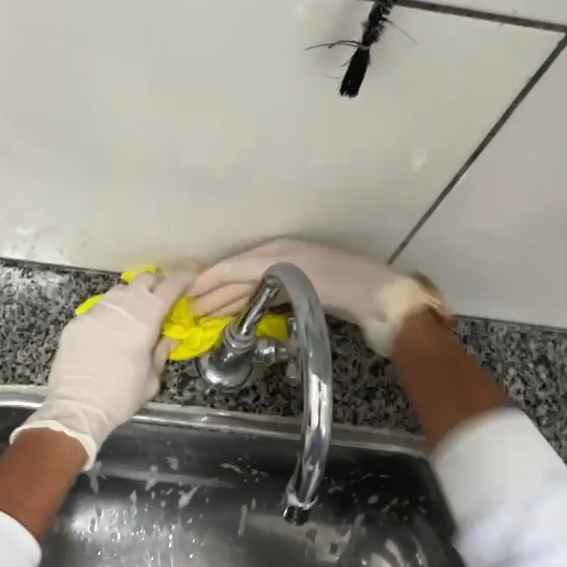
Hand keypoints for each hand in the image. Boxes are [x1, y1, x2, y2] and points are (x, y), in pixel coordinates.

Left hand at [14, 269, 194, 465]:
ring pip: (118, 292)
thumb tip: (168, 339)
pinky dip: (109, 315)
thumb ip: (161, 353)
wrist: (77, 407)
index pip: (169, 286)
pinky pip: (98, 310)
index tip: (191, 274)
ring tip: (133, 316)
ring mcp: (96, 312)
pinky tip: (108, 333)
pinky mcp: (77, 322)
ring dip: (131, 298)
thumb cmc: (121, 396)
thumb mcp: (152, 379)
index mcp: (145, 319)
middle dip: (156, 284)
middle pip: (143, 280)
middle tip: (161, 299)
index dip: (183, 277)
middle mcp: (121, 307)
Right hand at [189, 238, 444, 354]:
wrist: (381, 298)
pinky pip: (266, 295)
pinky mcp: (306, 291)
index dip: (208, 280)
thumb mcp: (291, 278)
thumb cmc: (339, 285)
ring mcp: (294, 273)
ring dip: (229, 301)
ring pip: (252, 287)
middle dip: (214, 292)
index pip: (233, 266)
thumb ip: (254, 279)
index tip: (185, 293)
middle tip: (190, 311)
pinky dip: (249, 305)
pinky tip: (239, 315)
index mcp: (277, 250)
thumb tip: (222, 282)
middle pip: (240, 275)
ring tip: (208, 316)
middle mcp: (282, 257)